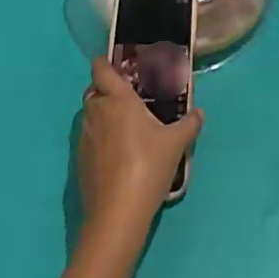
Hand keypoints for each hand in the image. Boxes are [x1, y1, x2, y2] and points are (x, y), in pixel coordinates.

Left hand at [77, 58, 204, 225]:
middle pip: (93, 91)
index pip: (101, 69)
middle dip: (106, 89)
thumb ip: (189, 124)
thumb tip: (199, 112)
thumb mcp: (176, 143)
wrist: (117, 214)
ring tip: (124, 125)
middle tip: (129, 96)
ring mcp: (84, 138)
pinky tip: (117, 153)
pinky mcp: (79, 161)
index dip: (105, 63)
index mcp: (118, 99)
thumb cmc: (147, 166)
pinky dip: (99, 138)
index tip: (117, 63)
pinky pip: (88, 138)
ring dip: (102, 114)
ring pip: (89, 115)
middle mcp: (97, 112)